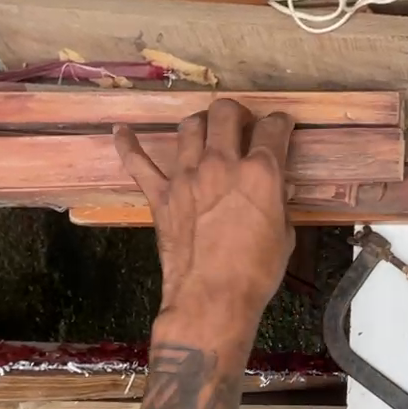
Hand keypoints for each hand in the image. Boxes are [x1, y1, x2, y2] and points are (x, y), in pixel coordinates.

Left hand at [114, 100, 295, 344]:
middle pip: (225, 113)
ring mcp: (187, 176)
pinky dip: (129, 144)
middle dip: (238, 112)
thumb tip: (275, 190)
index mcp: (261, 173)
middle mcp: (222, 164)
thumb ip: (278, 204)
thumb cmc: (258, 272)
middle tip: (243, 123)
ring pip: (189, 127)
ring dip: (201, 123)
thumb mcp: (284, 235)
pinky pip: (138, 162)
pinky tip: (123, 132)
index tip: (282, 125)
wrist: (213, 296)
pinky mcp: (160, 194)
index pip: (273, 130)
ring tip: (207, 130)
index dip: (280, 122)